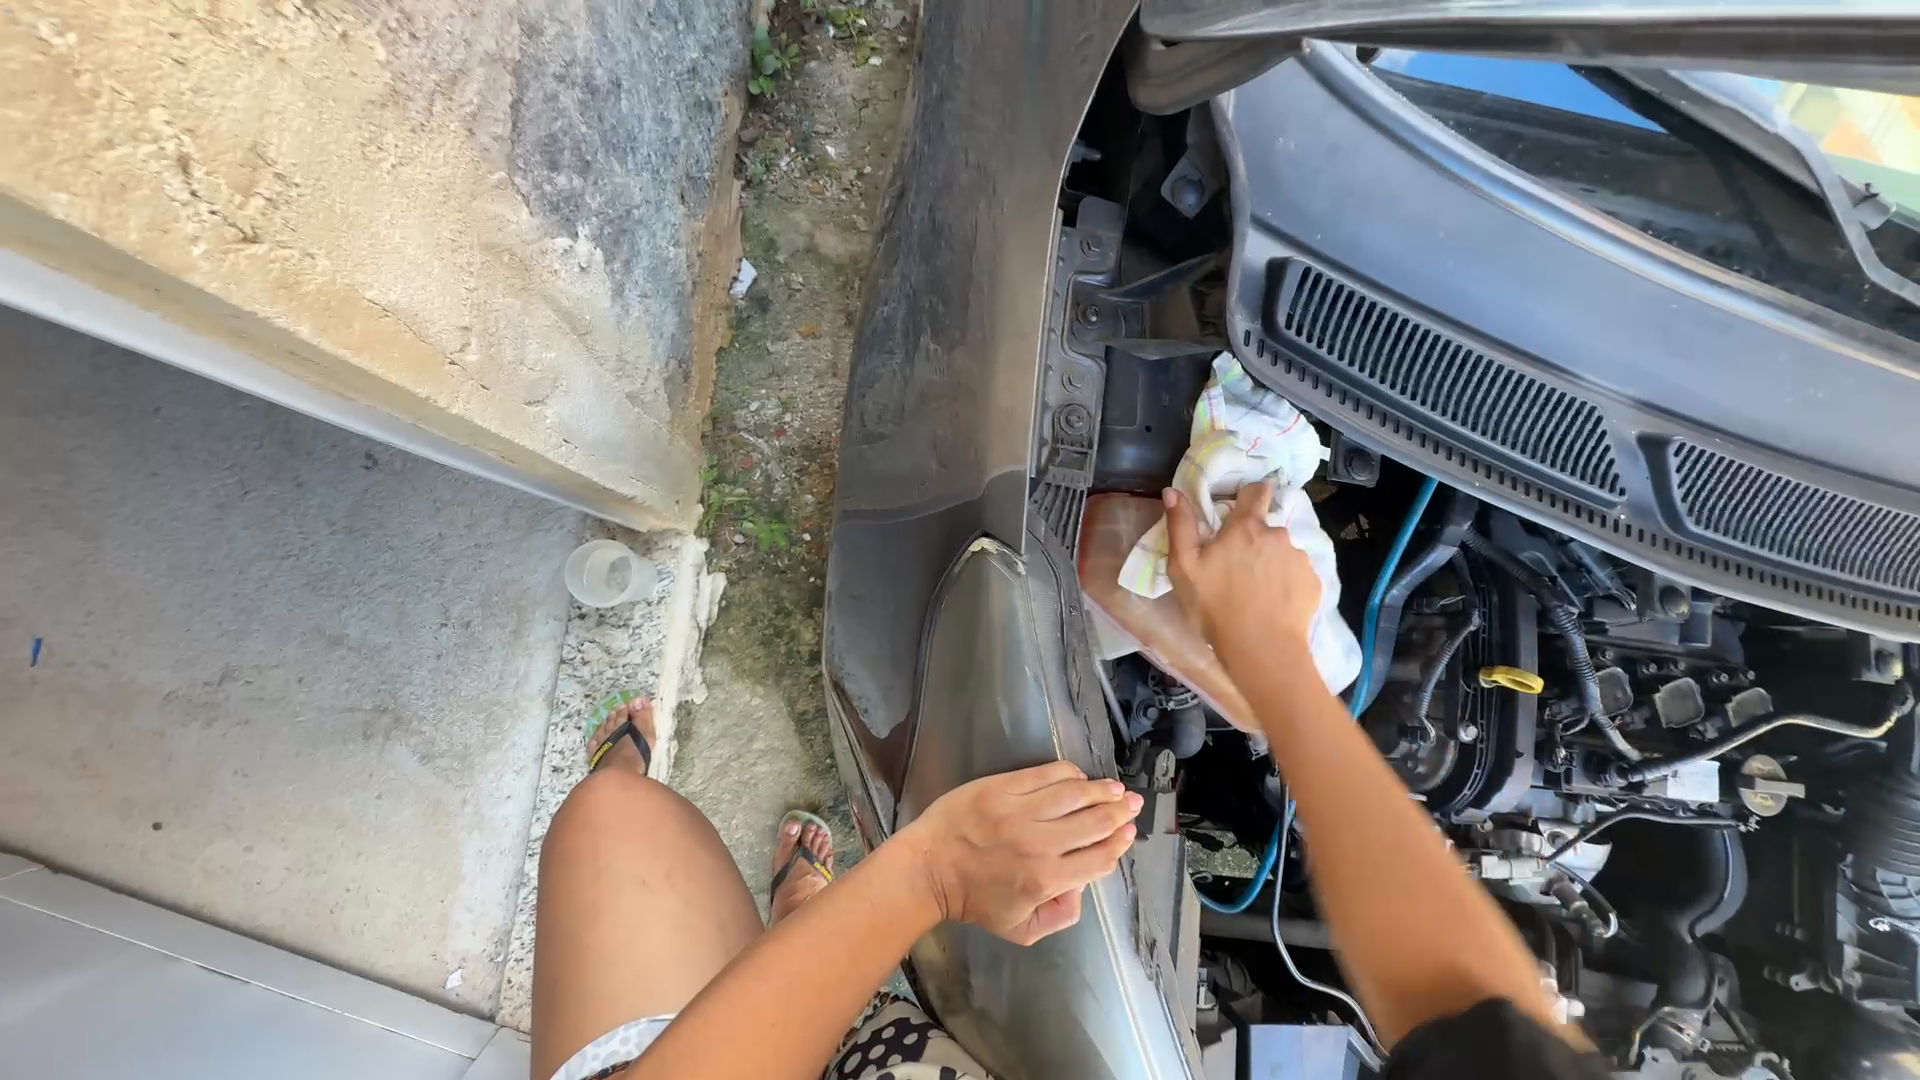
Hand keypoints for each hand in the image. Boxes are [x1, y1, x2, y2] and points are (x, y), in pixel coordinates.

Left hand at [897, 760, 1140, 944]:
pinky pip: (1044, 774)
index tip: (1129, 832)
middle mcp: (1038, 843)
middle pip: (1093, 822)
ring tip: (1115, 788)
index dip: (1119, 844)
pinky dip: (1068, 773)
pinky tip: (1080, 775)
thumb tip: (1082, 888)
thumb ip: (1060, 917)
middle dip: (1119, 813)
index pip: (1098, 858)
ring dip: (1101, 790)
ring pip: (1074, 794)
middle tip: (1133, 804)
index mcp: (1046, 880)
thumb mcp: (1020, 930)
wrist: (928, 868)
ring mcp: (1019, 810)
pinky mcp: (1001, 787)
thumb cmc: (973, 900)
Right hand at [1165, 481, 1322, 655]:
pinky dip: (1285, 583)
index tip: (1240, 508)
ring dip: (1269, 563)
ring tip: (1255, 591)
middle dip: (1253, 540)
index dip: (1250, 494)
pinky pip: (1296, 575)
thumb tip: (1172, 491)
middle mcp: (1277, 535)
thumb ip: (1180, 526)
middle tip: (1236, 568)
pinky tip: (1273, 603)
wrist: (1261, 649)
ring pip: (1281, 552)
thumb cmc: (1215, 606)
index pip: (1257, 491)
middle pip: (1266, 528)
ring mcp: (1299, 559)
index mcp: (1245, 527)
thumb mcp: (1183, 567)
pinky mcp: (1313, 583)